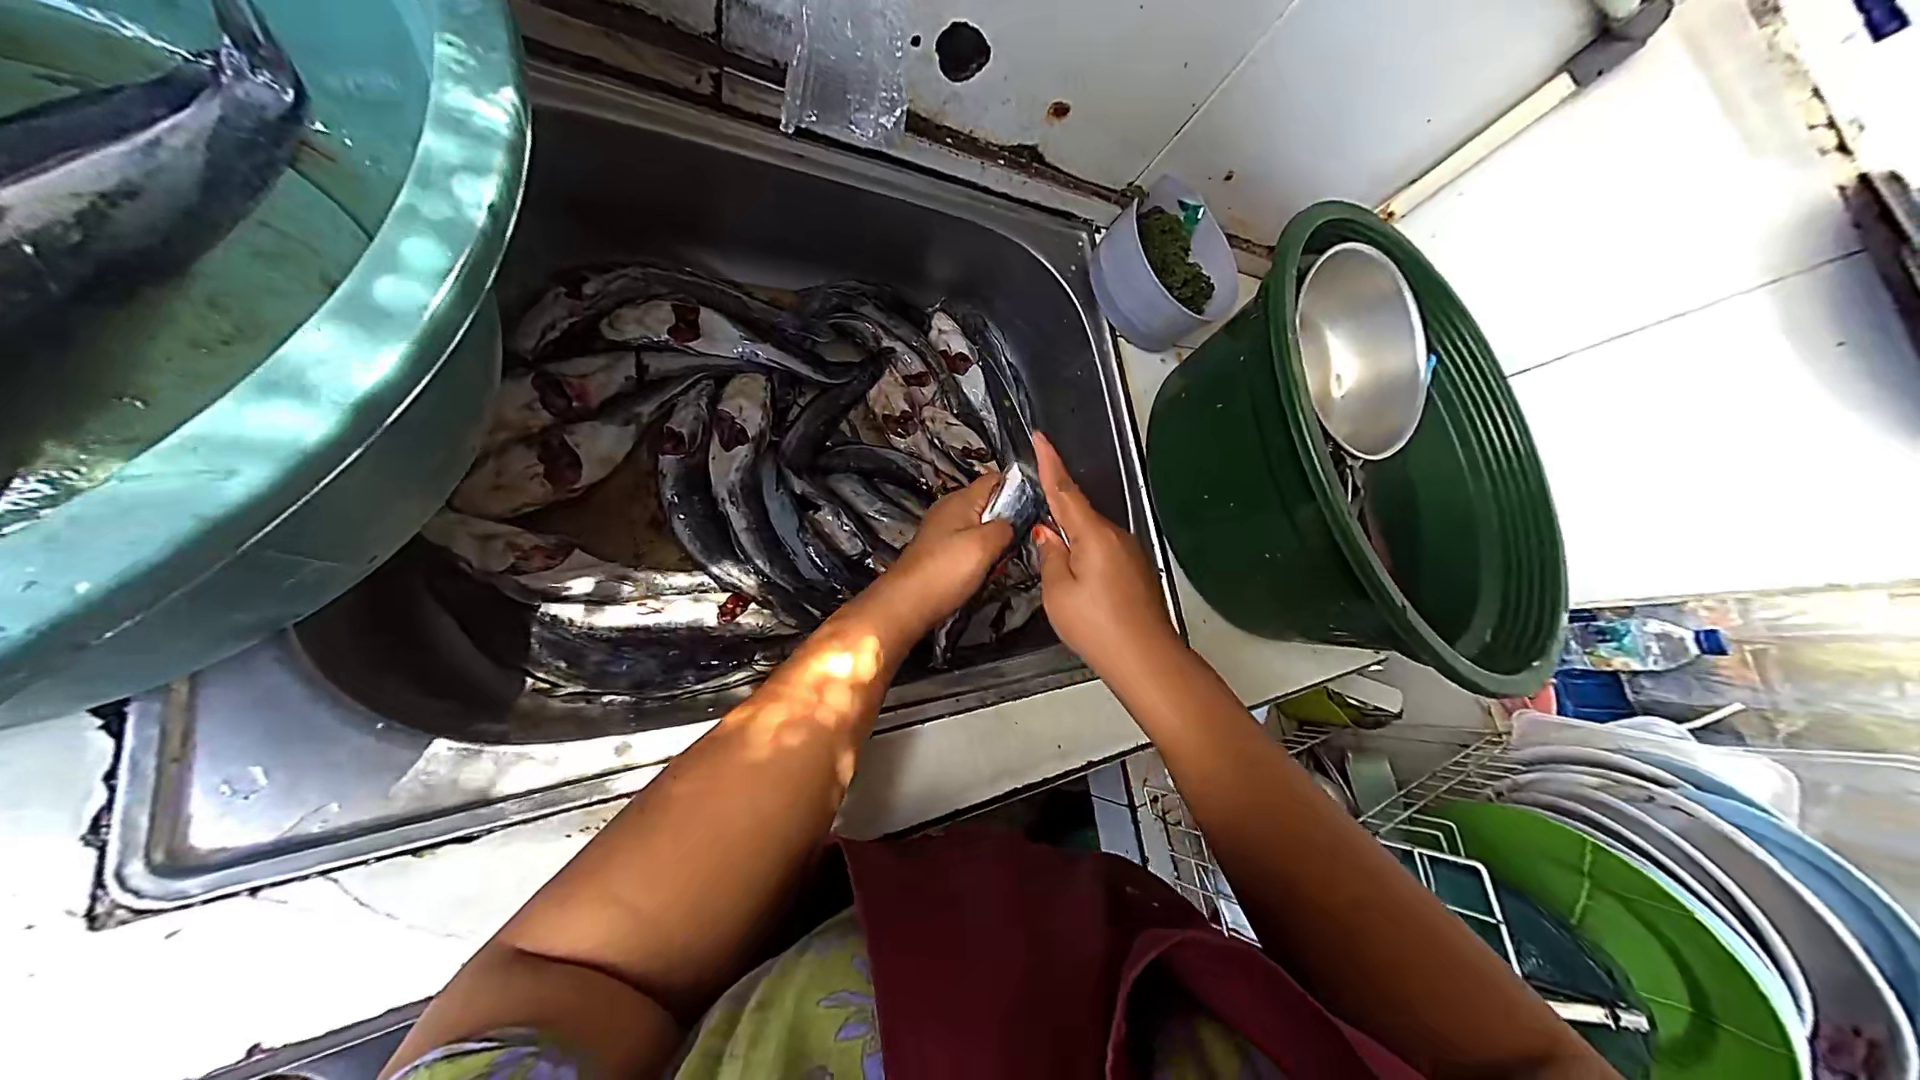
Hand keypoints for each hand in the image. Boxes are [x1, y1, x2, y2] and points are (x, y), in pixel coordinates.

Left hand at [875, 471, 1013, 629]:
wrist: (906, 605)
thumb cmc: (945, 570)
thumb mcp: (984, 545)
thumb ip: (1005, 528)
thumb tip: (1011, 524)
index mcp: (960, 499)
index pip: (994, 479)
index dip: (1018, 488)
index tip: (1037, 507)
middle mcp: (950, 510)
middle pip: (989, 506)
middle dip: (1007, 522)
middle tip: (1019, 543)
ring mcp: (943, 532)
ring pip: (981, 529)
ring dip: (995, 545)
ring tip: (1000, 562)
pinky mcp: (940, 552)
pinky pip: (969, 547)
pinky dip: (980, 558)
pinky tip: (984, 573)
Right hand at [1030, 433, 1181, 674]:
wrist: (1145, 658)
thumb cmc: (1099, 627)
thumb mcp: (1057, 592)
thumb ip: (1050, 557)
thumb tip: (1047, 536)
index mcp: (1094, 535)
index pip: (1065, 489)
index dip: (1050, 462)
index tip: (1041, 438)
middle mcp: (1116, 536)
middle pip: (1078, 513)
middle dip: (1055, 513)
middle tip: (1034, 522)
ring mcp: (1129, 552)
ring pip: (1090, 535)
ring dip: (1070, 541)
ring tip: (1054, 570)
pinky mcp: (1134, 570)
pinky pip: (1102, 552)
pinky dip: (1085, 557)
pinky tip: (1077, 581)